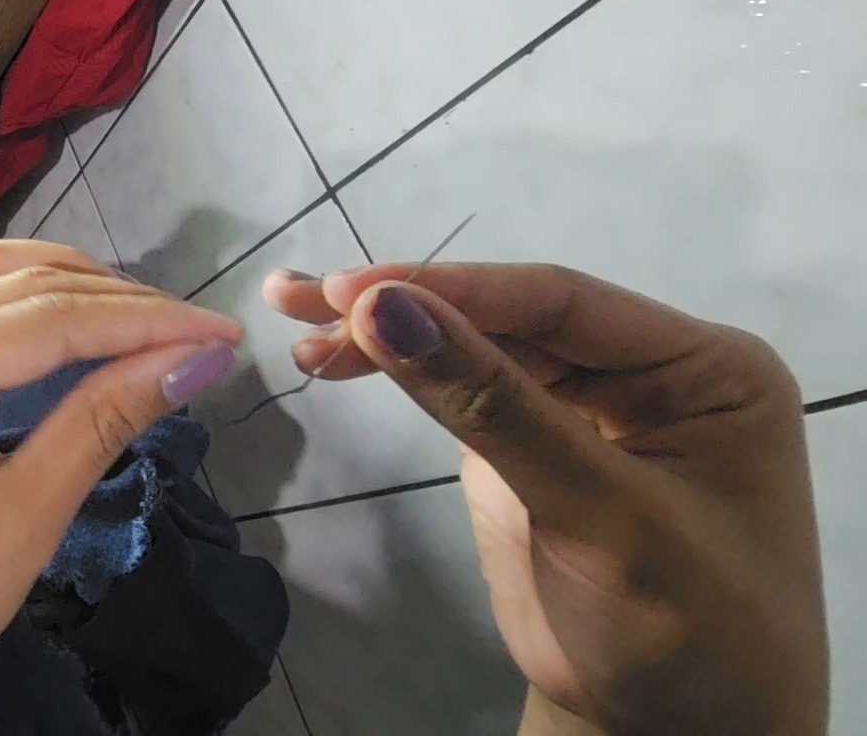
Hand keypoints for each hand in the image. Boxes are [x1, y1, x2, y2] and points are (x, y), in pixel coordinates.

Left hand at [0, 238, 242, 735]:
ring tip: (140, 318)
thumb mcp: (20, 522)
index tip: (219, 333)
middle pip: (16, 281)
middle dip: (113, 299)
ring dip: (65, 283)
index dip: (142, 319)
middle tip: (192, 331)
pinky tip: (64, 318)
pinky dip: (19, 296)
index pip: (47, 317)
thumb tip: (188, 361)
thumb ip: (101, 423)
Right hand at [264, 263, 826, 735]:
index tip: (344, 292)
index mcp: (695, 368)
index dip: (446, 286)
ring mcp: (563, 395)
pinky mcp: (507, 426)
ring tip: (285, 308)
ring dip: (367, 326)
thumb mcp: (596, 513)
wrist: (658, 728)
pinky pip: (438, 376)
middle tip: (294, 295)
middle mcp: (628, 366)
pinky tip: (324, 356)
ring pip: (455, 336)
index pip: (553, 300)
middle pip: (491, 310)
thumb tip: (381, 309)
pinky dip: (379, 364)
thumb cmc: (677, 631)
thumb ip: (488, 404)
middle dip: (389, 301)